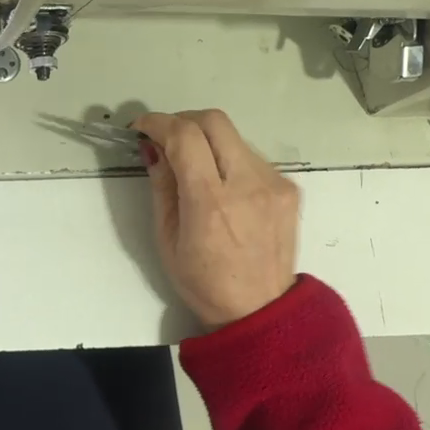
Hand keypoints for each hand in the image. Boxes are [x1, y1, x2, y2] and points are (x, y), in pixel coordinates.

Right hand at [132, 109, 299, 328]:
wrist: (261, 309)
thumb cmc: (202, 282)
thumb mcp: (166, 238)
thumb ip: (162, 187)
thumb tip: (154, 149)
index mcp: (210, 203)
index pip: (185, 137)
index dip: (158, 123)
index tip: (141, 128)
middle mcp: (247, 185)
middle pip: (214, 121)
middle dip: (182, 120)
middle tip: (165, 138)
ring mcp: (273, 183)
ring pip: (234, 137)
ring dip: (206, 141)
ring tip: (192, 167)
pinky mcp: (288, 187)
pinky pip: (251, 157)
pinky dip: (227, 159)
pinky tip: (220, 185)